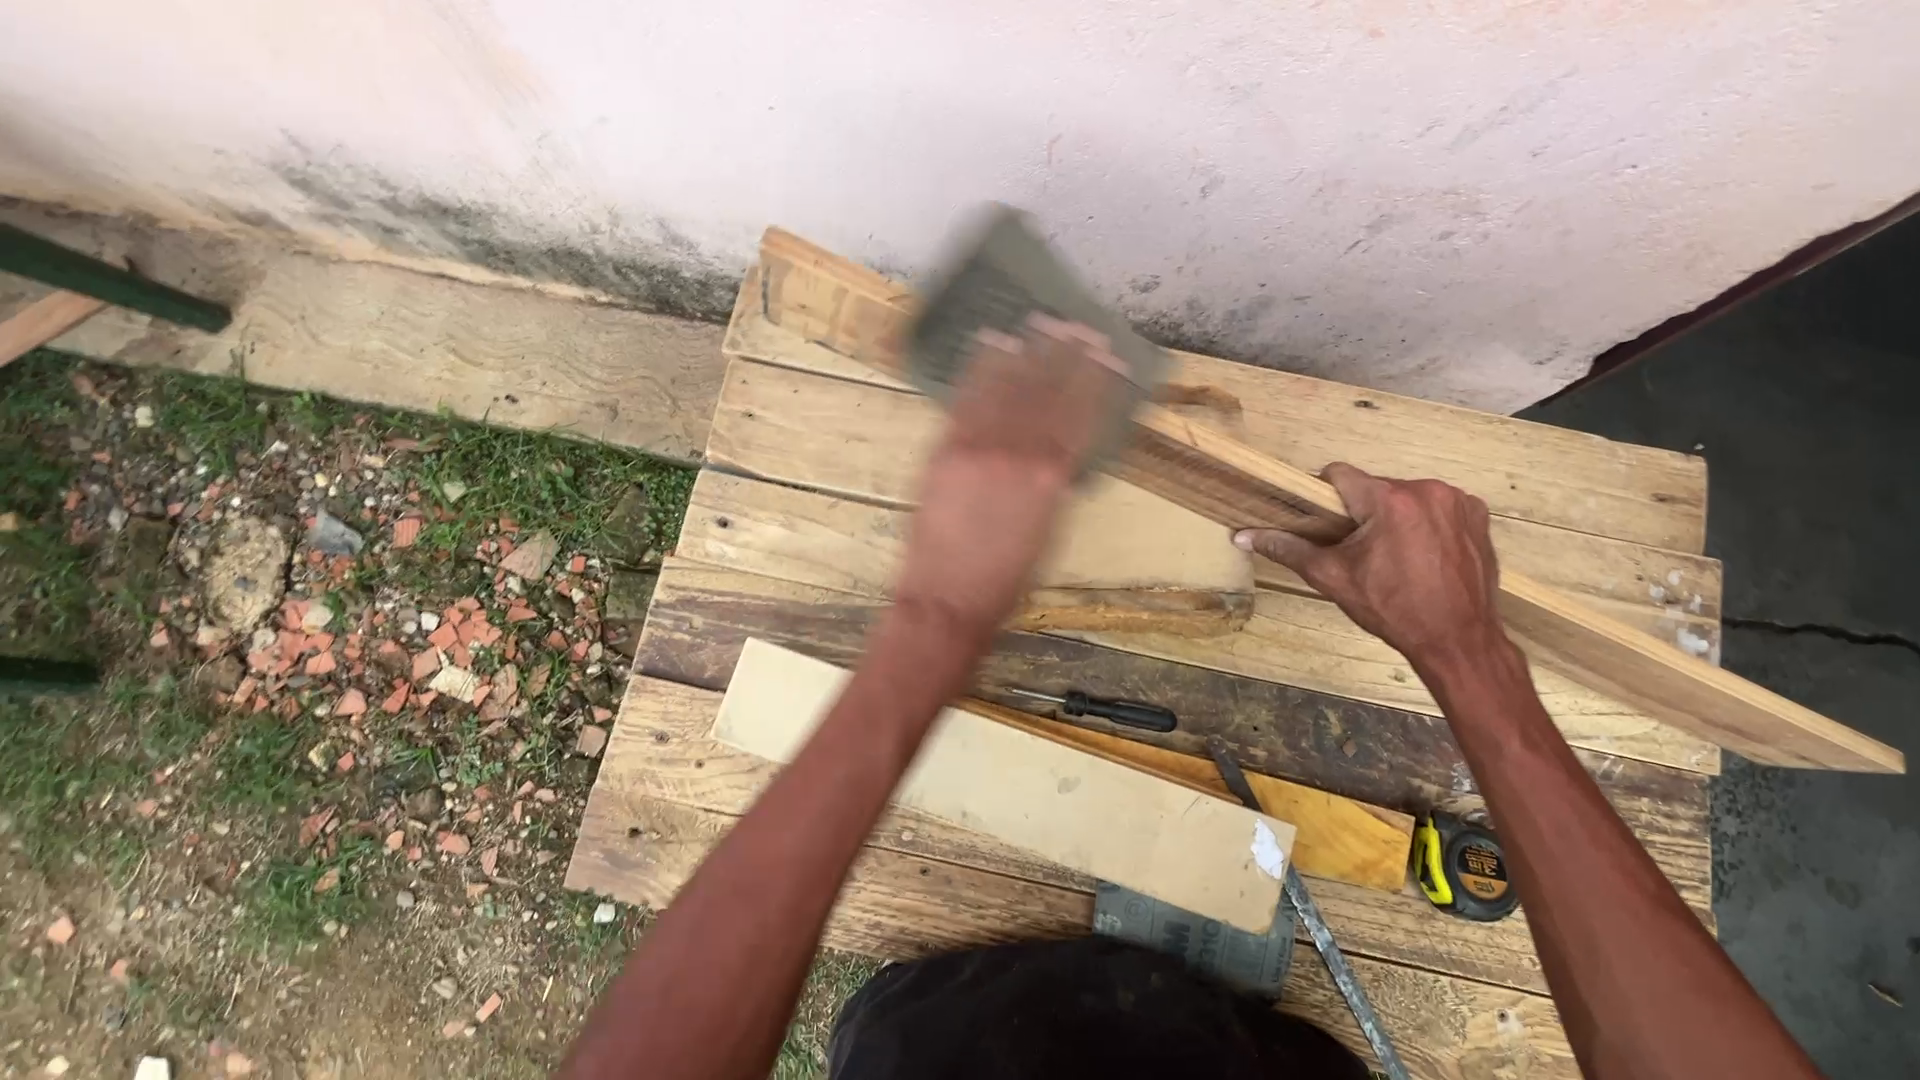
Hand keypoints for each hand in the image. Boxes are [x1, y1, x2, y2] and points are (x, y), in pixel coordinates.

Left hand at [892, 313, 1123, 646]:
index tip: (1110, 355)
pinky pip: (966, 398)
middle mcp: (1019, 451)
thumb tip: (1063, 452)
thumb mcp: (1050, 532)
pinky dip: (981, 367)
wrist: (946, 600)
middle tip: (1082, 325)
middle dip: (1068, 354)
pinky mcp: (944, 448)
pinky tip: (994, 342)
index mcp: (1053, 476)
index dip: (1098, 381)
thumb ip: (1056, 484)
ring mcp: (977, 445)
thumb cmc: (1006, 581)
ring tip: (1045, 320)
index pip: (1081, 414)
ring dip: (1029, 349)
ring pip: (1009, 385)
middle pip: (1048, 390)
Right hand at [1232, 463, 1505, 668]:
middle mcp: (1426, 490)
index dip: (1324, 495)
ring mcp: (1457, 501)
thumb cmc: (1391, 609)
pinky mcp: (1478, 515)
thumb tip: (1243, 536)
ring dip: (1394, 517)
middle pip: (1374, 488)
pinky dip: (1426, 523)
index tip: (1323, 522)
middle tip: (1359, 550)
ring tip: (1393, 555)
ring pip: (1406, 496)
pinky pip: (1438, 506)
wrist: (1457, 640)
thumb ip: (1288, 549)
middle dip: (1362, 512)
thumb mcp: (1332, 578)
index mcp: (1387, 500)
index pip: (1339, 474)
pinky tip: (1423, 554)